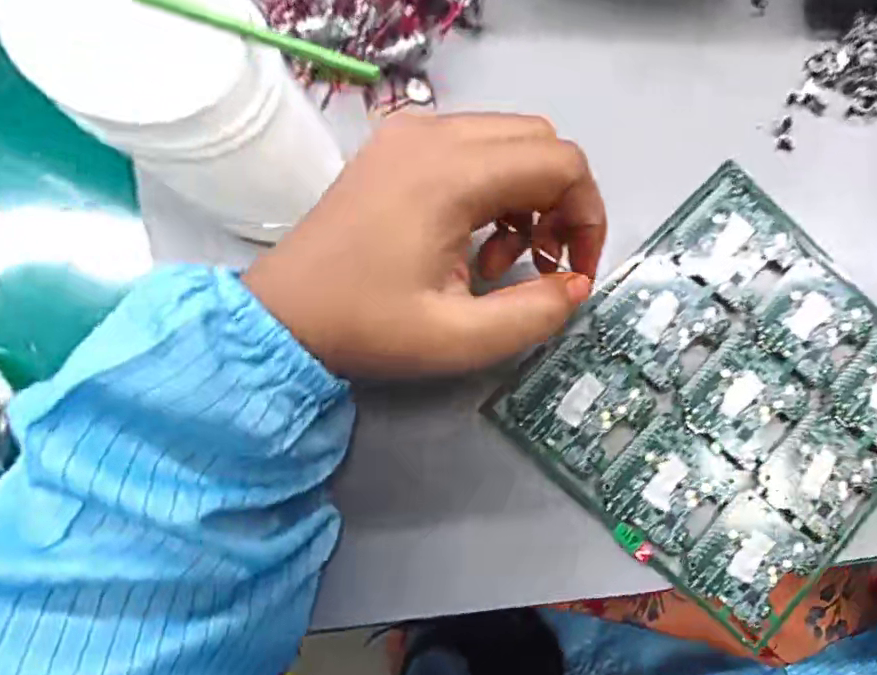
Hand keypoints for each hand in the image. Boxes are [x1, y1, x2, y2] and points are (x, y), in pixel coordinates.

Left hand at [242, 111, 606, 378]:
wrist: (288, 315)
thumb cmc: (372, 328)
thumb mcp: (463, 338)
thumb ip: (536, 313)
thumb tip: (577, 285)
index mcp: (451, 175)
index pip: (561, 163)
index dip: (587, 218)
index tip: (576, 273)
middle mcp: (434, 134)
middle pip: (540, 144)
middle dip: (563, 207)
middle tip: (547, 267)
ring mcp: (412, 135)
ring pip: (511, 145)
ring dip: (530, 202)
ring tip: (505, 266)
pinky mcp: (399, 149)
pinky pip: (475, 152)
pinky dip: (497, 195)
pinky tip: (477, 247)